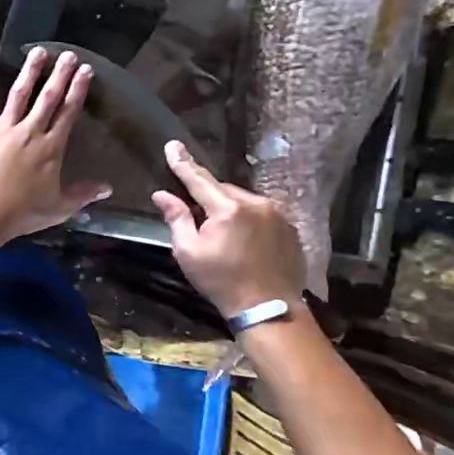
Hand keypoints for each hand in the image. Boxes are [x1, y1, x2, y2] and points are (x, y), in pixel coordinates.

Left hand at [0, 47, 111, 241]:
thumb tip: (107, 187)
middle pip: (47, 98)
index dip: (78, 90)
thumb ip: (83, 194)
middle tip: (67, 54)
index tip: (85, 70)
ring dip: (28, 73)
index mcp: (51, 147)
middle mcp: (29, 132)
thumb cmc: (24, 211)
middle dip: (59, 75)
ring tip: (37, 52)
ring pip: (18, 96)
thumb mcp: (60, 206)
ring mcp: (3, 131)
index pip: (68, 112)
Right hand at [151, 141, 305, 319]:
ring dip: (229, 208)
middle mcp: (256, 204)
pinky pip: (261, 213)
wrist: (269, 309)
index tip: (172, 145)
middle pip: (222, 189)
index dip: (182, 163)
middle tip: (196, 215)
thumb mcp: (188, 252)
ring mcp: (278, 215)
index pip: (198, 179)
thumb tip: (162, 194)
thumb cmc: (221, 281)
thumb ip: (177, 218)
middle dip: (207, 196)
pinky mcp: (290, 228)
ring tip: (222, 232)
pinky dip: (248, 219)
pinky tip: (243, 240)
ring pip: (243, 201)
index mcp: (227, 209)